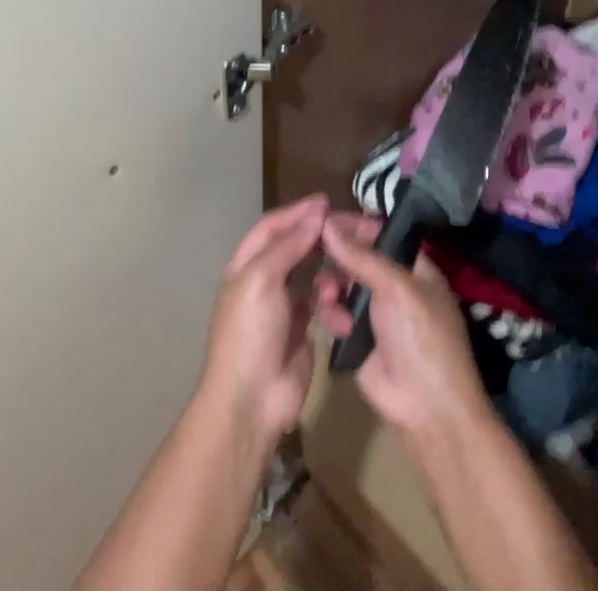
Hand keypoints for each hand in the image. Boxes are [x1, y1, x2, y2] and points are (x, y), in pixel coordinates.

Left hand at [199, 194, 328, 441]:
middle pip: (293, 249)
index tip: (327, 201)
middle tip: (353, 227)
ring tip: (350, 269)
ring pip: (312, 276)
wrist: (253, 397)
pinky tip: (346, 302)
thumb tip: (314, 214)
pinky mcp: (303, 330)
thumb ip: (287, 246)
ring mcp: (283, 307)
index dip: (296, 213)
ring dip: (329, 272)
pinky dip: (335, 301)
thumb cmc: (250, 332)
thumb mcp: (261, 281)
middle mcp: (262, 282)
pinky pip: (323, 305)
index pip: (270, 228)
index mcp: (245, 267)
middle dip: (319, 238)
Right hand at [314, 214, 488, 435]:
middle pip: (356, 258)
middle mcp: (394, 287)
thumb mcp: (398, 289)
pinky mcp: (357, 336)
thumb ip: (362, 256)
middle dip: (337, 258)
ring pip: (341, 284)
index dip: (354, 226)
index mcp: (415, 270)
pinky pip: (335, 313)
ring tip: (329, 297)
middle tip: (318, 258)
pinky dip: (332, 315)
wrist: (425, 404)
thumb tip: (327, 224)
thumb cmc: (421, 338)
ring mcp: (374, 313)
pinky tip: (337, 325)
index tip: (324, 221)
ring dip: (331, 287)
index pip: (381, 235)